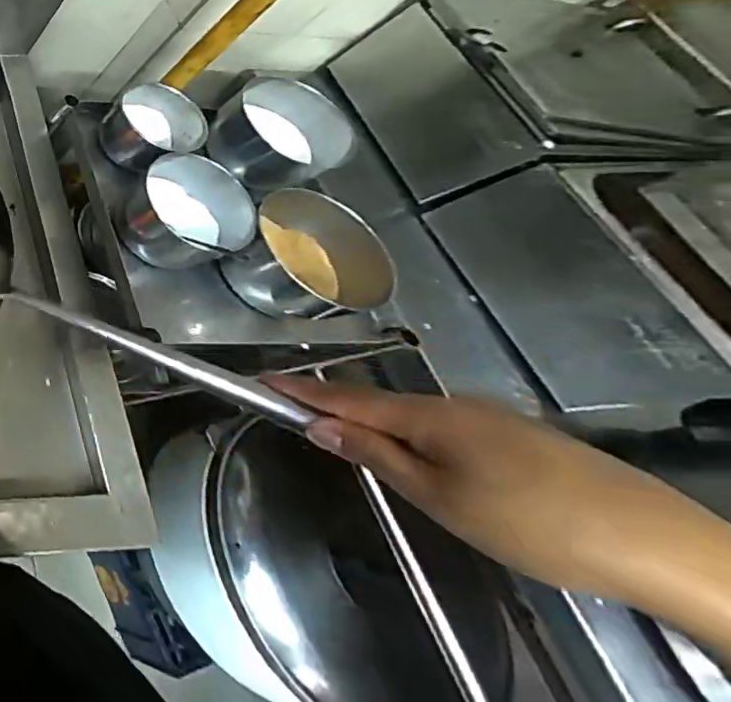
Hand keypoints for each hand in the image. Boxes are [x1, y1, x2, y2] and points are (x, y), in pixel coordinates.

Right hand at [270, 376, 730, 653]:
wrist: (666, 548)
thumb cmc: (534, 523)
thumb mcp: (440, 497)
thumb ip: (375, 456)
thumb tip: (320, 426)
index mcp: (428, 416)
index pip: (345, 395)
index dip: (300, 389)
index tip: (261, 379)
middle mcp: (457, 405)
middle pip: (380, 402)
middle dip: (338, 406)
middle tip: (300, 415)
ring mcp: (495, 419)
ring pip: (418, 417)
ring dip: (380, 423)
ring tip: (357, 443)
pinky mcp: (524, 438)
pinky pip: (449, 427)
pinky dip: (418, 435)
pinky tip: (428, 460)